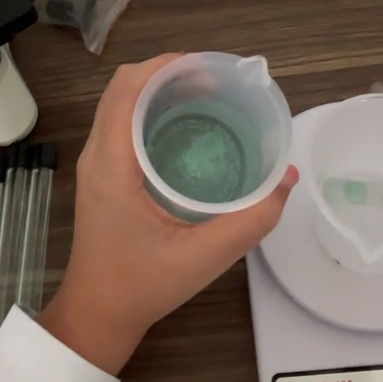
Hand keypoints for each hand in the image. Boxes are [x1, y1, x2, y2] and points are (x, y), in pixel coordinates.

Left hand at [38, 54, 298, 374]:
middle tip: (213, 82)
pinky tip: (186, 124)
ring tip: (204, 95)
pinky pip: (122, 122)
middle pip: (122, 87)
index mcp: (111, 164)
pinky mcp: (102, 172)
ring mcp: (96, 162)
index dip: (163, 66)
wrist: (97, 315)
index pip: (125, 90)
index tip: (206, 67)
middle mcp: (97, 153)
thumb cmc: (142, 285)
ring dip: (158, 89)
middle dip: (166, 73)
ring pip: (121, 103)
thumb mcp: (204, 256)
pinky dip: (150, 110)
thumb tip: (286, 180)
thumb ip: (250, 220)